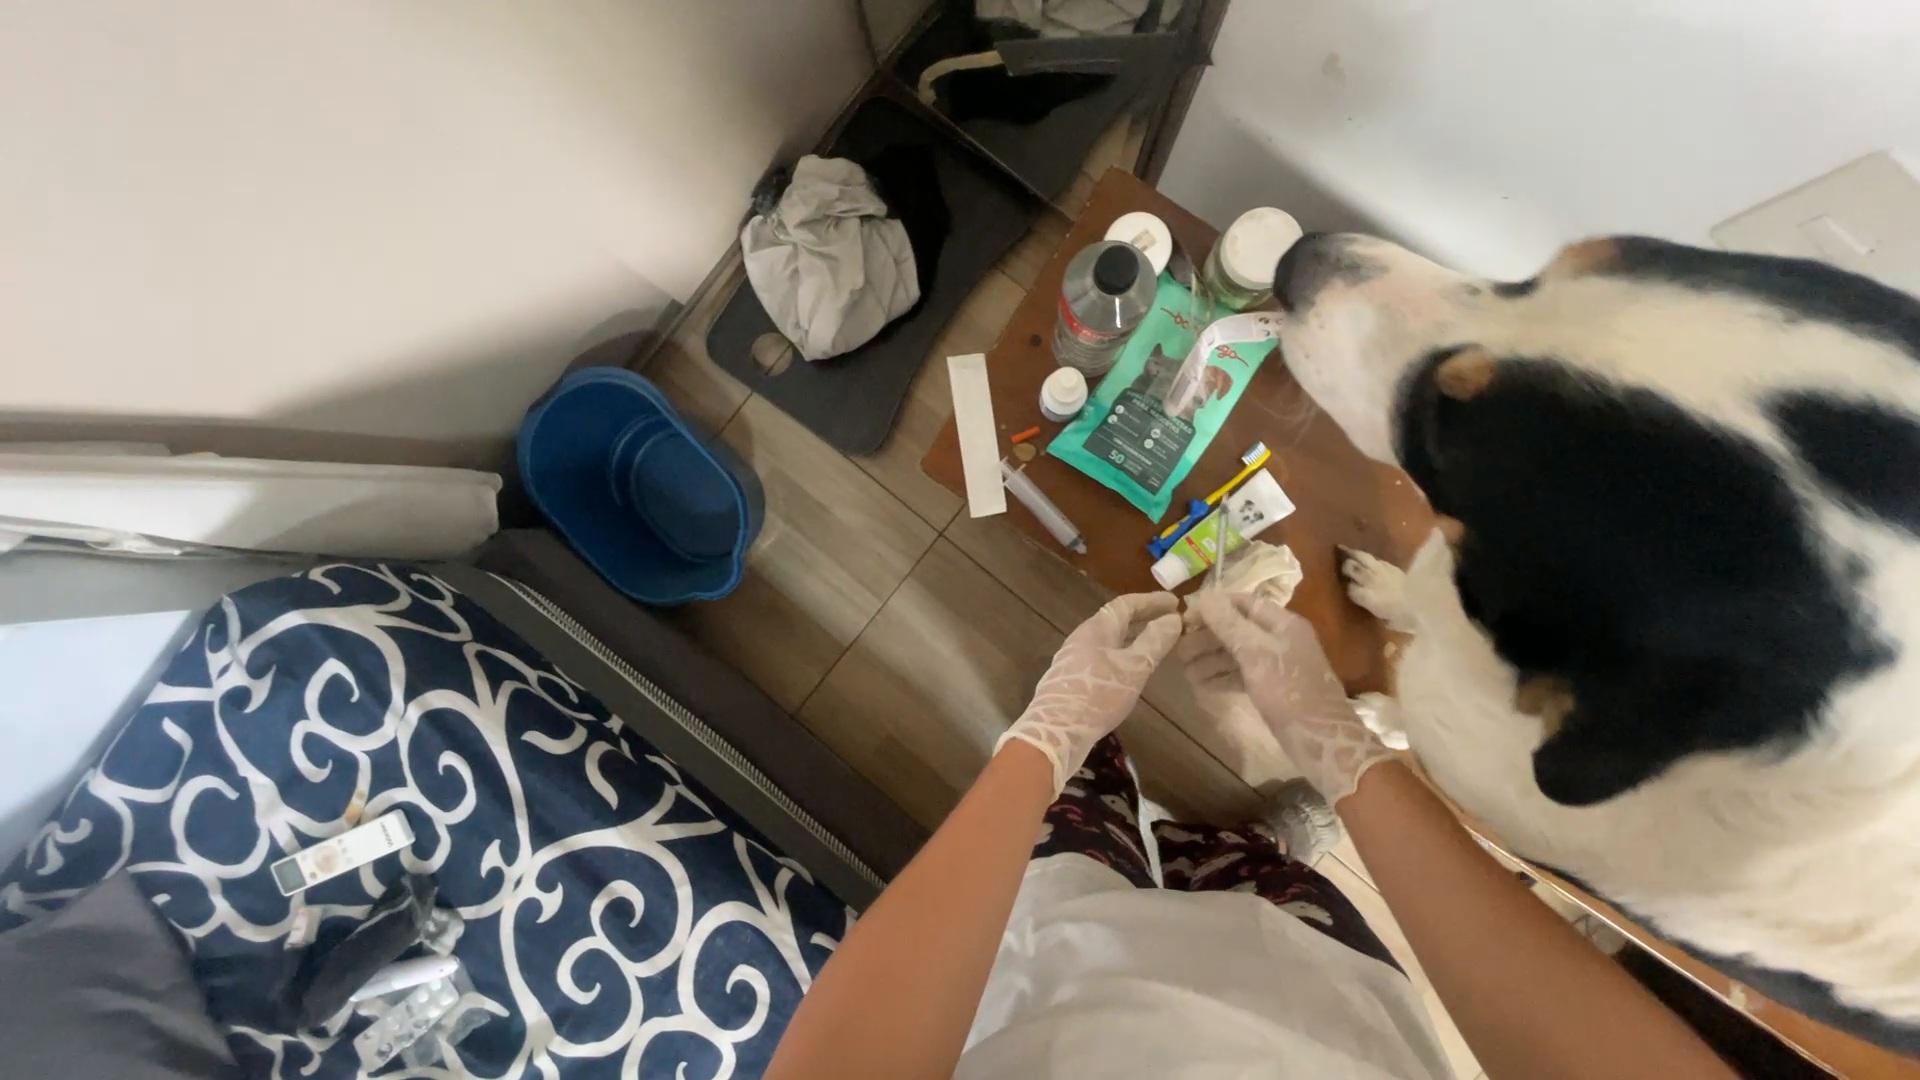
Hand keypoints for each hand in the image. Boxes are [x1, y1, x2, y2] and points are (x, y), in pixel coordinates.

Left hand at [996, 592, 1182, 793]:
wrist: (1056, 730)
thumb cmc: (1097, 695)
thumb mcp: (1133, 668)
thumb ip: (1154, 642)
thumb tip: (1173, 619)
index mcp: (1095, 629)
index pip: (1125, 604)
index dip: (1151, 601)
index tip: (1175, 602)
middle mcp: (1082, 638)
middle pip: (1116, 620)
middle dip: (1144, 618)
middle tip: (1171, 620)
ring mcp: (1075, 658)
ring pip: (1110, 640)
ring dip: (1134, 637)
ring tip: (1157, 642)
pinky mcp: (1073, 678)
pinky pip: (1104, 656)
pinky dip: (1123, 654)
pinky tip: (1132, 669)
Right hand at [1185, 591, 1394, 804]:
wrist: (1321, 740)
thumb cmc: (1289, 691)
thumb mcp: (1256, 653)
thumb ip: (1229, 624)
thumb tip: (1205, 596)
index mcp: (1282, 623)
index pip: (1242, 602)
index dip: (1212, 607)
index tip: (1184, 619)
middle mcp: (1279, 639)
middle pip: (1236, 628)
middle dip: (1206, 637)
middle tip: (1179, 651)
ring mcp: (1276, 664)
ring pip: (1236, 653)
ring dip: (1209, 659)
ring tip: (1185, 672)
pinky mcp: (1271, 687)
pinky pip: (1241, 674)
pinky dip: (1221, 677)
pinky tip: (1201, 685)